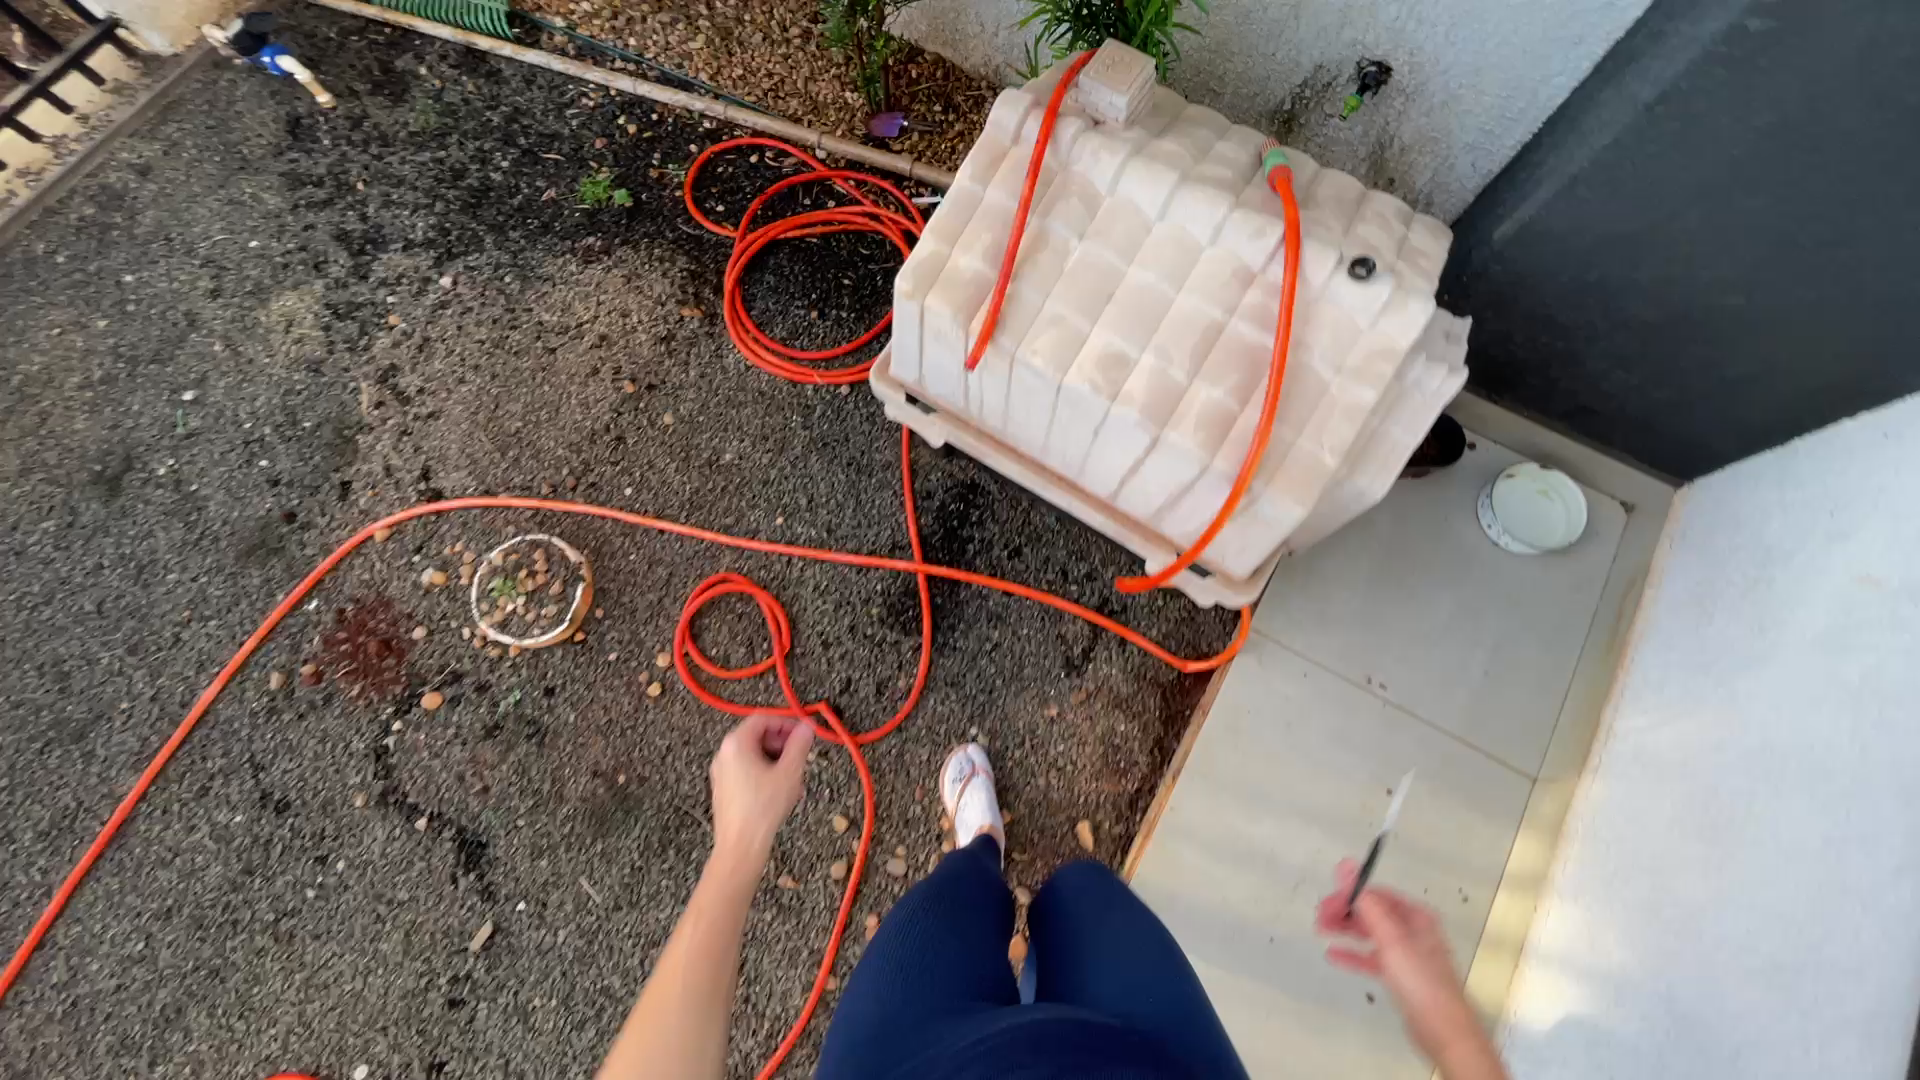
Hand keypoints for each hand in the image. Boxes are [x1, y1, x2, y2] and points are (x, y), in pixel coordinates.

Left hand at [708, 712, 813, 867]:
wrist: (741, 846)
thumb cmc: (763, 808)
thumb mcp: (790, 772)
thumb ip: (800, 744)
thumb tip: (808, 727)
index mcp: (736, 744)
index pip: (764, 719)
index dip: (787, 723)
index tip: (804, 733)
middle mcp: (724, 754)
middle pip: (757, 735)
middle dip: (782, 742)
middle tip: (801, 754)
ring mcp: (721, 772)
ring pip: (753, 754)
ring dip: (776, 758)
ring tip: (793, 775)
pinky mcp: (724, 789)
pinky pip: (747, 770)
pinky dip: (765, 771)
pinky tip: (781, 789)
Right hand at [1316, 861, 1502, 1075]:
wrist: (1445, 1033)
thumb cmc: (1419, 979)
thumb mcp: (1390, 937)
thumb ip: (1366, 901)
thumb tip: (1345, 863)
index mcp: (1415, 916)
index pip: (1376, 895)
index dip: (1350, 895)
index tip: (1327, 904)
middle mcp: (1412, 930)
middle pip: (1371, 912)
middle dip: (1344, 912)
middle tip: (1319, 919)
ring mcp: (1407, 954)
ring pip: (1369, 933)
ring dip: (1345, 930)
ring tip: (1320, 931)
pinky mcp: (1401, 976)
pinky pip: (1371, 957)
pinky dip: (1353, 954)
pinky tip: (1332, 955)